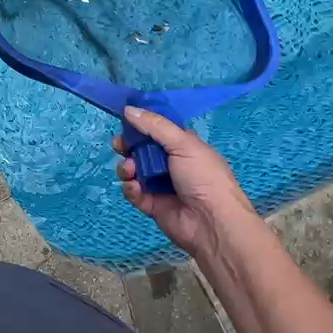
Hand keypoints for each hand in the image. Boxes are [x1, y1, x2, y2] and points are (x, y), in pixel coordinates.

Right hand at [114, 106, 259, 263]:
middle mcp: (171, 164)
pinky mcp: (152, 204)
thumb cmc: (203, 177)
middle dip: (128, 146)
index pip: (158, 130)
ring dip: (127, 167)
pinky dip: (131, 188)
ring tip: (130, 170)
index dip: (141, 124)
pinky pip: (133, 191)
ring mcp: (160, 185)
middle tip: (120, 146)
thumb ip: (154, 126)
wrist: (212, 223)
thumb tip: (128, 109)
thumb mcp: (183, 144)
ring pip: (134, 169)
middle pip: (141, 149)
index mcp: (183, 147)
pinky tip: (135, 187)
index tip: (125, 118)